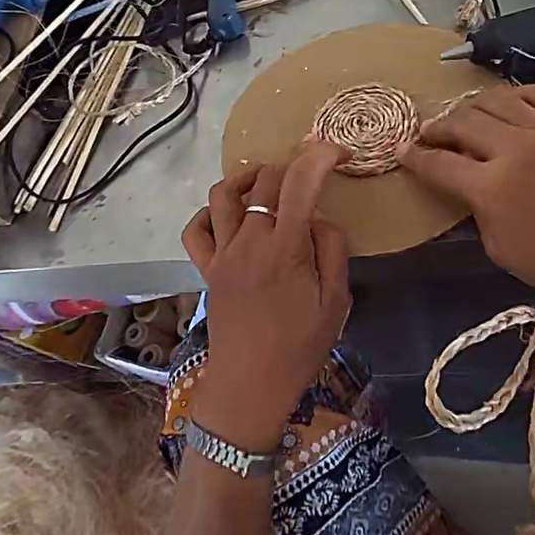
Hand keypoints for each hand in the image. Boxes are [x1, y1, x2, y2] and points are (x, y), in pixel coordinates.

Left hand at [182, 142, 352, 450]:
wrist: (250, 383)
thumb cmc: (300, 347)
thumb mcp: (336, 302)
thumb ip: (332, 249)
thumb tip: (319, 216)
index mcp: (285, 247)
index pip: (299, 182)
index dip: (320, 155)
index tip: (338, 151)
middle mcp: (248, 240)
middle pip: (263, 180)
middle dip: (290, 165)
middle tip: (309, 175)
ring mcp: (222, 253)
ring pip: (223, 193)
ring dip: (247, 178)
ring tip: (268, 183)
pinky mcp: (207, 268)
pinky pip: (196, 228)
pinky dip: (210, 212)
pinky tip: (230, 216)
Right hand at [396, 85, 534, 325]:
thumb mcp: (503, 250)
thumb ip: (479, 214)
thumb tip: (472, 192)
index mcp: (491, 187)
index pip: (439, 163)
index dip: (415, 158)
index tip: (402, 152)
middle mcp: (515, 148)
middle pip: (462, 122)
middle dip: (437, 128)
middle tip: (428, 135)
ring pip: (497, 100)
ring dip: (471, 106)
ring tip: (464, 117)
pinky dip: (516, 95)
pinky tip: (509, 104)